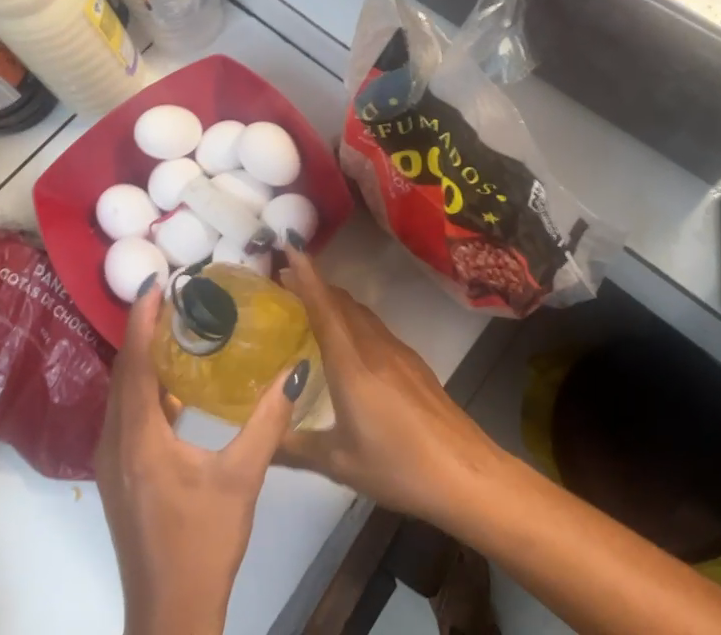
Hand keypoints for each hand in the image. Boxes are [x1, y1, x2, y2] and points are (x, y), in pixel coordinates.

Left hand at [95, 280, 310, 634]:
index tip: (155, 282)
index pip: (135, 362)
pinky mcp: (120, 479)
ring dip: (142, 361)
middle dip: (142, 333)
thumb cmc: (204, 541)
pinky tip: (176, 389)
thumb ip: (268, 422)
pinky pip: (127, 418)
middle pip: (123, 374)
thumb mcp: (243, 477)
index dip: (142, 320)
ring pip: (122, 397)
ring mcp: (112, 464)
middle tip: (171, 297)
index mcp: (139, 438)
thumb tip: (295, 371)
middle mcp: (115, 444)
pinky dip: (145, 392)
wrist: (170, 610)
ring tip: (174, 331)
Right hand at [276, 246, 506, 526]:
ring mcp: (401, 355)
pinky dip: (354, 322)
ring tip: (309, 305)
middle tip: (283, 277)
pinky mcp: (415, 367)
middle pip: (342, 304)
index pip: (324, 307)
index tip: (287, 246)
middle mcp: (376, 349)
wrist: (465, 474)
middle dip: (314, 285)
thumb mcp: (338, 462)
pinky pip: (377, 330)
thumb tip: (254, 443)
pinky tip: (347, 344)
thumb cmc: (399, 467)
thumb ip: (292, 448)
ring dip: (335, 302)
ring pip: (362, 315)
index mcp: (353, 365)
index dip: (305, 276)